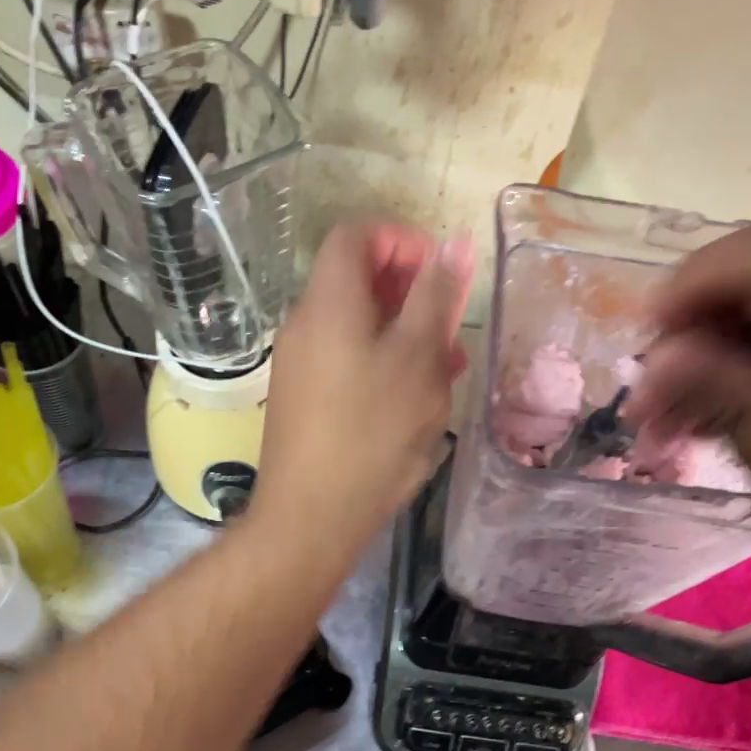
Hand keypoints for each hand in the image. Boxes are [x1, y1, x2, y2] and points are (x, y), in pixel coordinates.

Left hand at [252, 220, 473, 543]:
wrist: (310, 516)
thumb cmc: (372, 434)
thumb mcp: (418, 359)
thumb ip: (436, 296)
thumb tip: (453, 244)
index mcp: (328, 302)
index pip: (357, 234)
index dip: (402, 238)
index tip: (442, 270)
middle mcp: (304, 324)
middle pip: (356, 281)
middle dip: (411, 291)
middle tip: (451, 324)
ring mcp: (298, 365)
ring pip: (356, 326)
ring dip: (403, 333)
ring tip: (445, 369)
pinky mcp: (301, 401)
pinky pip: (345, 361)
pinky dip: (382, 363)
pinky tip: (413, 401)